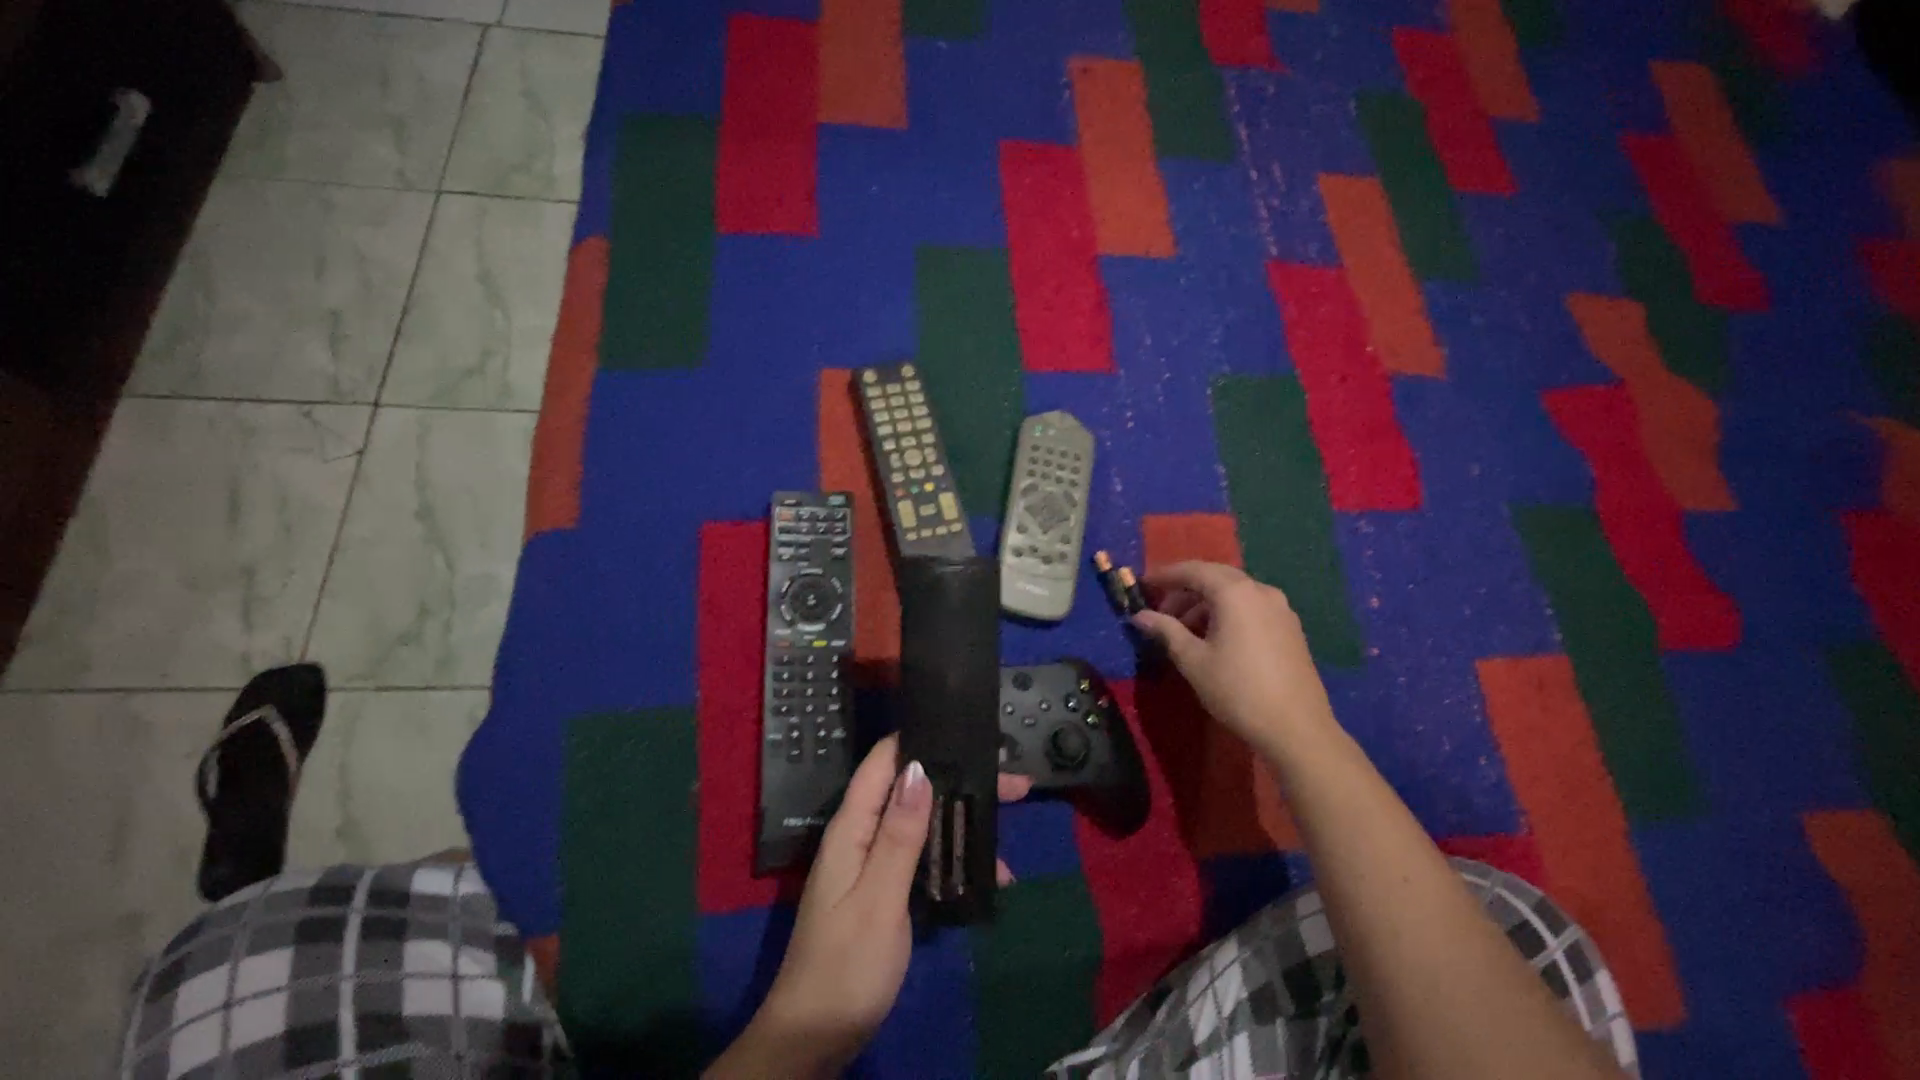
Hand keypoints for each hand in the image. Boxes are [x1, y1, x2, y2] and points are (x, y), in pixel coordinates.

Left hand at [708, 745, 1034, 1078]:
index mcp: (851, 829)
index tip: (970, 732)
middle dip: (961, 786)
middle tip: (1018, 787)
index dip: (921, 741)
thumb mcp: (879, 897)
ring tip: (1007, 844)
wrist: (817, 1036)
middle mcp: (860, 839)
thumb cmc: (847, 965)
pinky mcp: (884, 895)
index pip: (883, 764)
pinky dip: (953, 864)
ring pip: (923, 829)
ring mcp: (872, 868)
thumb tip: (917, 767)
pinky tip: (987, 880)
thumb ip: (899, 834)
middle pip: (912, 793)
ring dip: (963, 829)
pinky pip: (922, 864)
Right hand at [1130, 561, 1338, 753]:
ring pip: (1235, 593)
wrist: (1296, 727)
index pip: (1194, 570)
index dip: (1166, 575)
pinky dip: (1228, 613)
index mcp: (1235, 593)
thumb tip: (1140, 615)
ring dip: (1207, 604)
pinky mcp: (1290, 628)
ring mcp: (1281, 608)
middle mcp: (1261, 591)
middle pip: (1216, 577)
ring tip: (1185, 631)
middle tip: (1162, 612)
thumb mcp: (1193, 660)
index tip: (1143, 585)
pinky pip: (1252, 607)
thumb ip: (1166, 631)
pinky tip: (1215, 639)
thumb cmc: (1237, 690)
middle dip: (1186, 590)